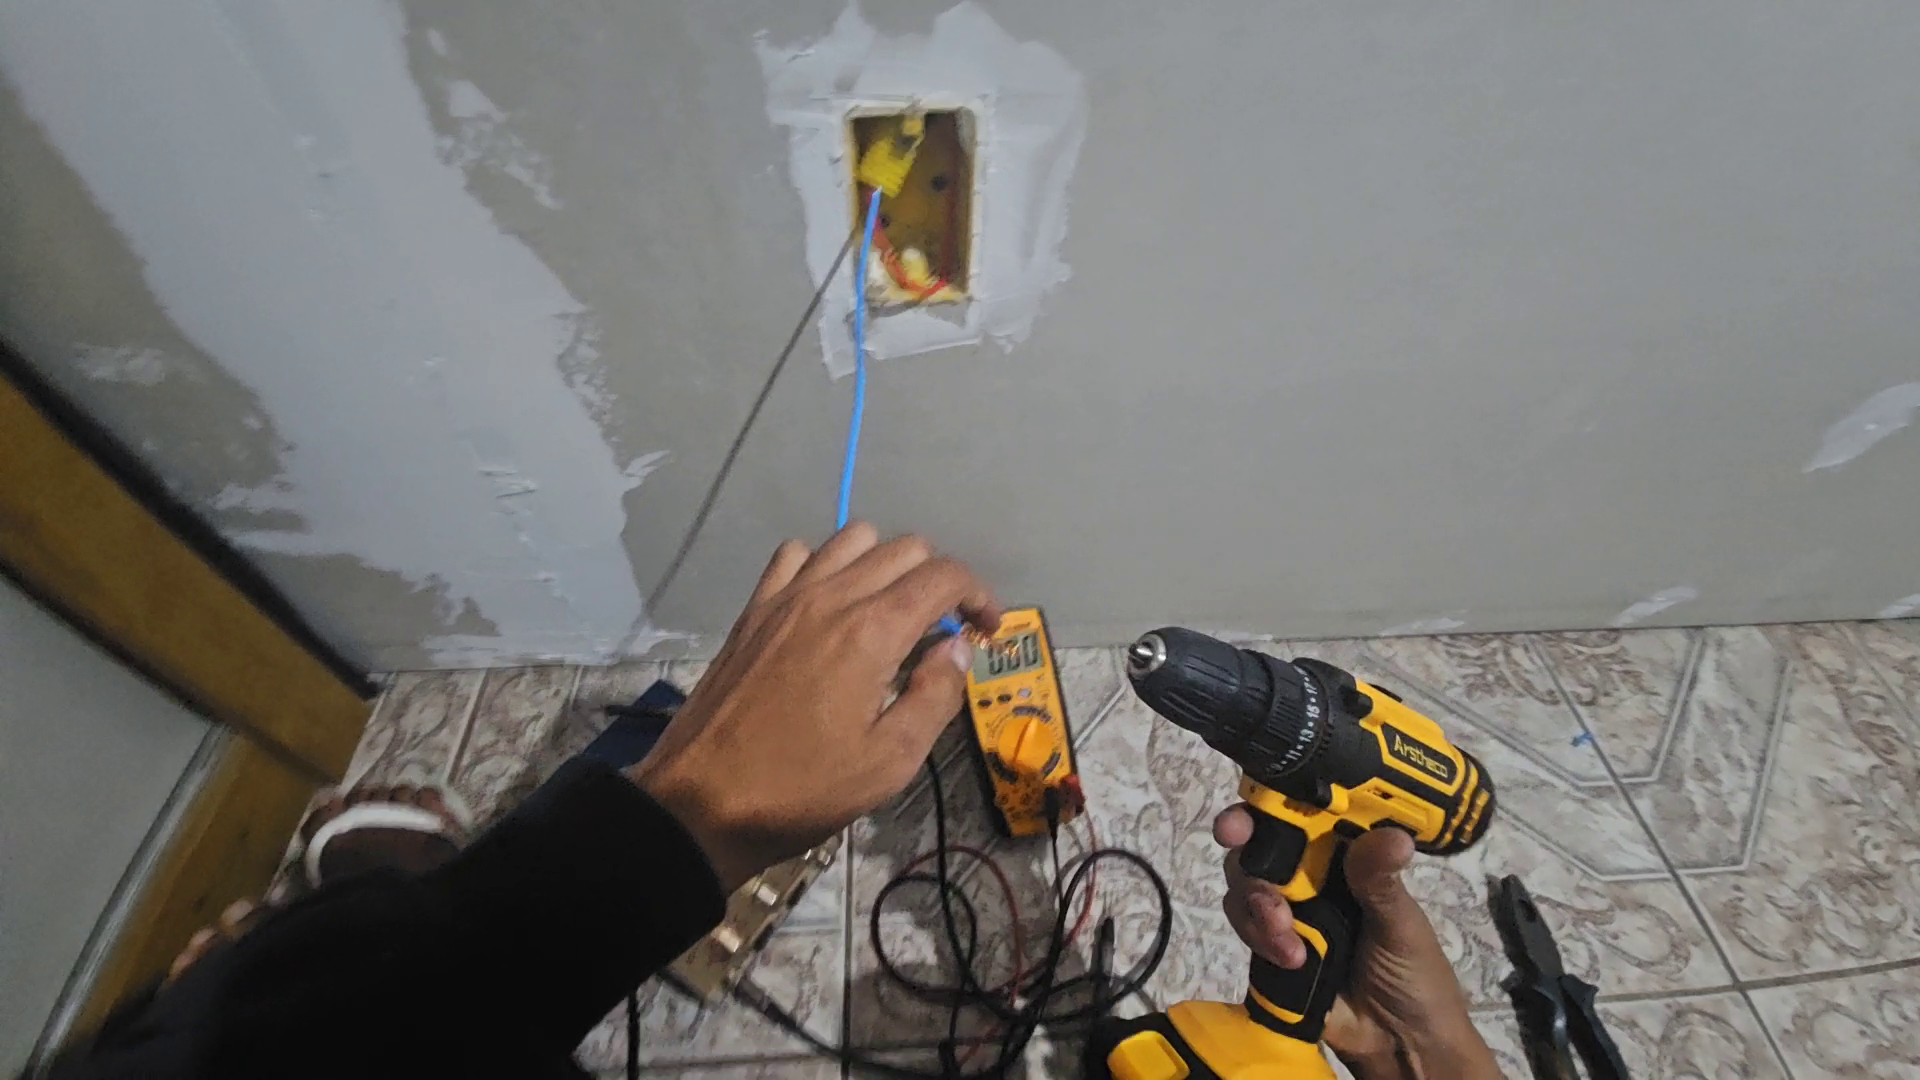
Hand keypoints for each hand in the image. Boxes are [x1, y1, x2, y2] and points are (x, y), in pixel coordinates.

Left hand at [632, 524, 1001, 891]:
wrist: (700, 802)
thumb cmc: (802, 789)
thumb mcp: (890, 761)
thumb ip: (935, 694)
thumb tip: (958, 647)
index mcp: (873, 631)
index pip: (944, 577)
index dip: (979, 594)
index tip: (987, 628)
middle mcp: (833, 595)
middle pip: (906, 548)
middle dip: (939, 580)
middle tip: (943, 629)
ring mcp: (787, 595)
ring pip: (854, 539)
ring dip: (886, 564)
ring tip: (890, 611)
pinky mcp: (755, 607)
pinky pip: (798, 554)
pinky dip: (826, 564)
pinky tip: (829, 604)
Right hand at [1214, 805, 1499, 1079]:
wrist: (1402, 1047)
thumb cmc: (1416, 975)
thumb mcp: (1403, 924)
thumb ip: (1382, 881)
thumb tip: (1394, 836)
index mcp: (1339, 854)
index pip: (1296, 812)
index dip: (1265, 801)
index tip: (1247, 811)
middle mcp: (1304, 872)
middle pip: (1256, 839)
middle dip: (1242, 843)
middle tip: (1235, 844)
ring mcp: (1284, 906)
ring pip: (1244, 881)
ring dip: (1256, 904)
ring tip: (1289, 940)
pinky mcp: (1268, 941)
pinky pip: (1242, 923)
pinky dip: (1255, 935)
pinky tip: (1288, 959)